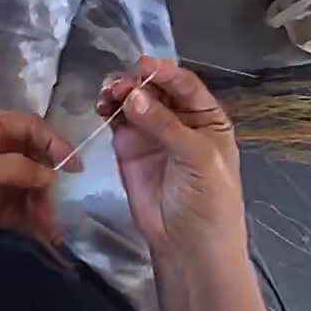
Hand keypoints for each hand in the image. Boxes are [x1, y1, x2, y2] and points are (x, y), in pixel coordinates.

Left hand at [0, 110, 77, 273]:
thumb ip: (20, 168)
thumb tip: (52, 173)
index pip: (27, 126)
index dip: (53, 142)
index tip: (75, 167)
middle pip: (30, 157)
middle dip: (46, 179)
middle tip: (55, 205)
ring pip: (26, 186)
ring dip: (41, 205)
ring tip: (48, 228)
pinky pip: (18, 209)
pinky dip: (33, 221)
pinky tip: (46, 236)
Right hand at [99, 58, 246, 266]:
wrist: (187, 245)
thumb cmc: (208, 201)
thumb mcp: (198, 160)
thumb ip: (166, 126)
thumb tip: (132, 97)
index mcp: (205, 119)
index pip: (185, 85)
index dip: (165, 72)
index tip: (143, 65)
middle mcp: (177, 118)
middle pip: (154, 88)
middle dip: (135, 81)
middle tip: (118, 87)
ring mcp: (150, 130)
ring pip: (131, 98)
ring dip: (118, 91)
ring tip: (107, 96)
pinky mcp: (127, 143)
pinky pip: (116, 116)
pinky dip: (108, 107)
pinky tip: (101, 107)